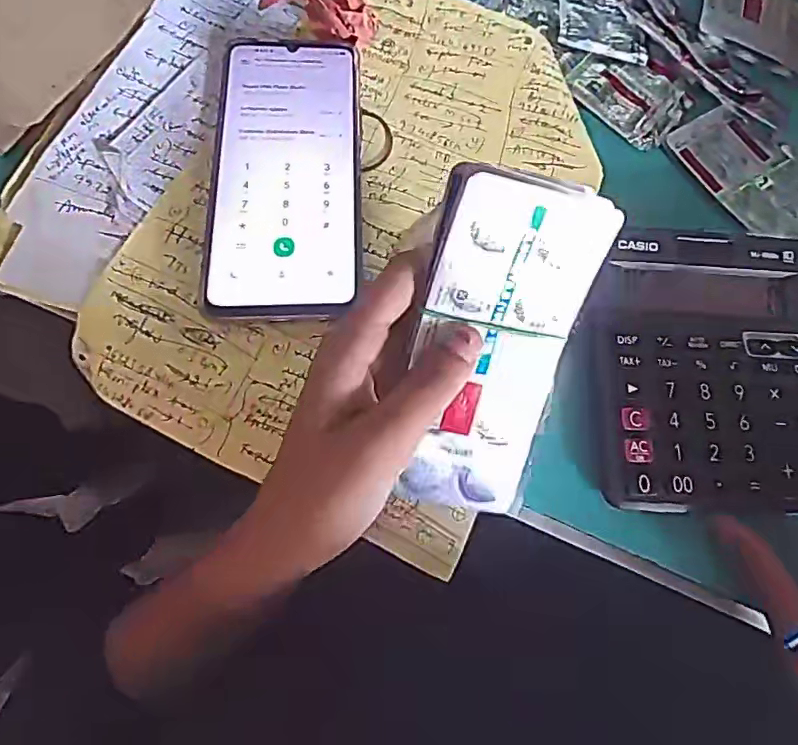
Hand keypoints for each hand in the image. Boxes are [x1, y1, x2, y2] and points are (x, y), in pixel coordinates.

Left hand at [227, 250, 481, 581]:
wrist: (288, 543)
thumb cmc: (327, 492)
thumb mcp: (384, 439)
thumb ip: (429, 386)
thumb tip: (472, 332)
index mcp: (351, 347)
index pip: (396, 282)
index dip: (435, 261)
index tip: (484, 255)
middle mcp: (359, 351)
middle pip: (409, 304)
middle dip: (454, 296)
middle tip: (509, 295)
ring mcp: (368, 376)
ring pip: (415, 337)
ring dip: (452, 331)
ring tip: (506, 325)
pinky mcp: (377, 400)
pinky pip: (415, 369)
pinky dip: (443, 366)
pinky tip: (478, 375)